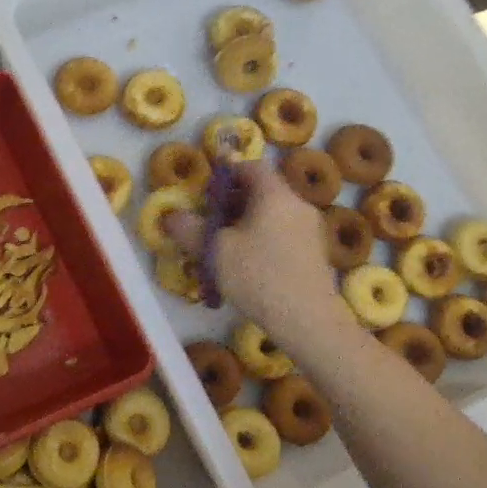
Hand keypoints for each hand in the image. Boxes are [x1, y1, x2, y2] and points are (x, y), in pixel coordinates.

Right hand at [165, 161, 343, 343]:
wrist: (308, 320)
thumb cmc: (258, 276)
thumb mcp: (214, 251)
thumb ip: (189, 228)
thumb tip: (171, 216)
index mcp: (275, 196)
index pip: (251, 167)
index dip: (226, 174)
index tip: (206, 195)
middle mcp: (298, 205)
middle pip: (263, 191)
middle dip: (233, 203)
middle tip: (209, 224)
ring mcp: (311, 230)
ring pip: (272, 215)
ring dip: (246, 224)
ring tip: (224, 250)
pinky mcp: (315, 253)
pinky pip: (283, 234)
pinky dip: (262, 239)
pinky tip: (248, 267)